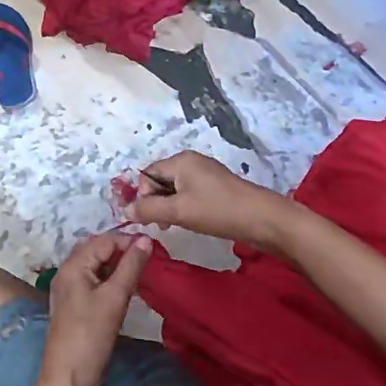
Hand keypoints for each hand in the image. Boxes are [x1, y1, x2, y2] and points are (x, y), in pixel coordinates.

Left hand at [40, 233, 152, 385]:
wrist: (68, 378)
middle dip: (122, 249)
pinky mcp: (73, 304)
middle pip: (97, 249)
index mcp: (73, 266)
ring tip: (141, 270)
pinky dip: (110, 278)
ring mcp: (68, 289)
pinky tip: (126, 287)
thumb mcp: (115, 297)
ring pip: (95, 265)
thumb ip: (131, 266)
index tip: (154, 248)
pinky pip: (93, 280)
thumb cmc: (91, 335)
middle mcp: (67, 272)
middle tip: (148, 257)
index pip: (104, 240)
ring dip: (117, 264)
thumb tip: (146, 239)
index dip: (128, 240)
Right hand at [125, 151, 302, 248]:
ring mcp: (205, 174)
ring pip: (174, 189)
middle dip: (155, 201)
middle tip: (162, 225)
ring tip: (175, 225)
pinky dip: (183, 207)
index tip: (148, 217)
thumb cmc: (216, 210)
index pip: (147, 173)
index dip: (142, 195)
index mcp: (181, 160)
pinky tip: (190, 221)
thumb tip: (125, 211)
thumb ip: (149, 210)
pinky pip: (189, 194)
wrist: (260, 218)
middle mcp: (191, 162)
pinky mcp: (215, 188)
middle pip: (160, 179)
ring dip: (169, 207)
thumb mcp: (178, 211)